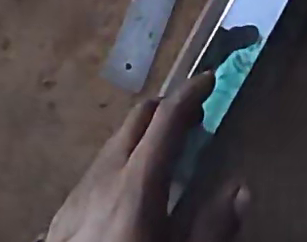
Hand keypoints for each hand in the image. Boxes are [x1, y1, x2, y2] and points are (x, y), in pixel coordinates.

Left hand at [45, 72, 248, 241]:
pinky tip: (131, 190)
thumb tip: (241, 188)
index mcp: (137, 183)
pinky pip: (99, 166)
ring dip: (144, 135)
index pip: (167, 118)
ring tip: (168, 157)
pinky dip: (122, 159)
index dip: (191, 94)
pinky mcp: (64, 211)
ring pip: (116, 140)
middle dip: (168, 109)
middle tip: (195, 120)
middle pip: (138, 117)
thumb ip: (210, 228)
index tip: (210, 79)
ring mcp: (81, 189)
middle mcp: (106, 173)